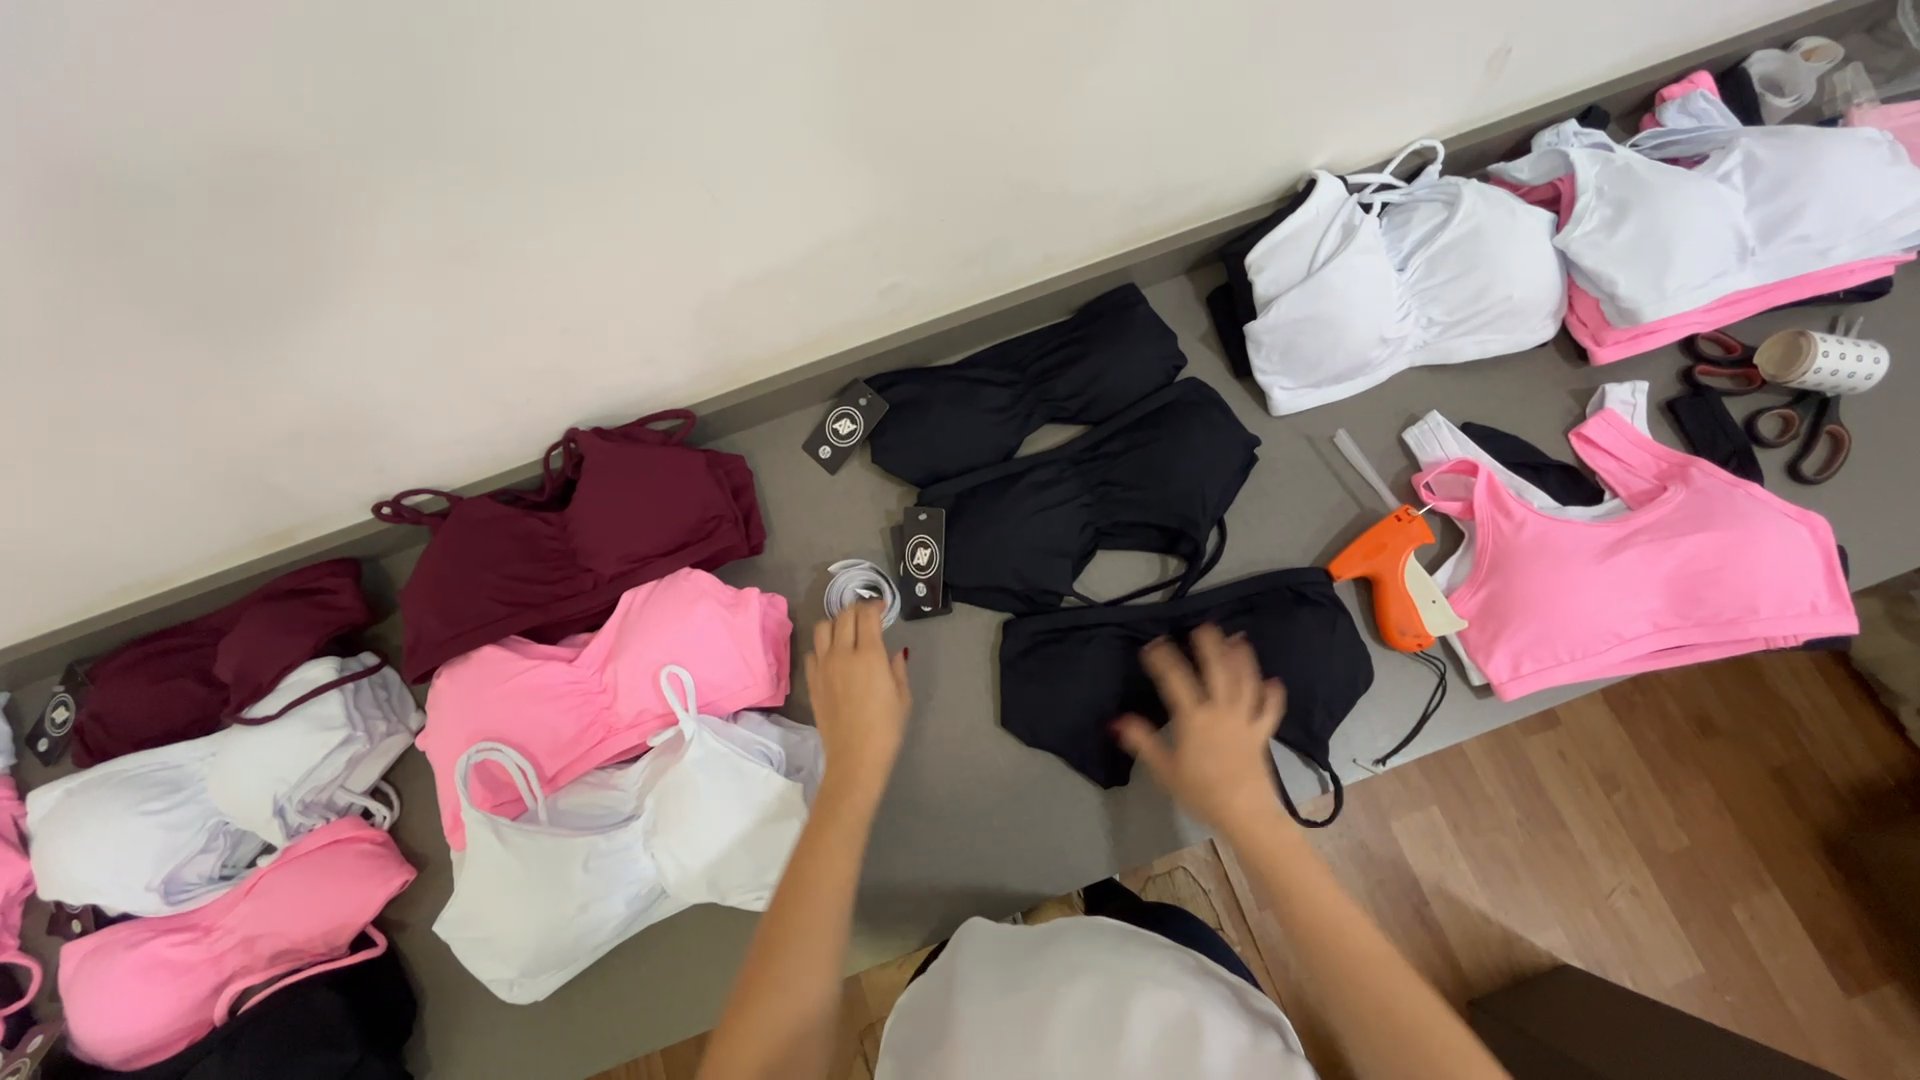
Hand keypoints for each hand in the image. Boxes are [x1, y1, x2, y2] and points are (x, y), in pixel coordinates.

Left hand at [805, 601, 910, 801]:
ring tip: (847, 631)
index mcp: (869, 654)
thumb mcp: (903, 696)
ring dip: (836, 623)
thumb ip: (897, 668)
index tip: (883, 608)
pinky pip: (812, 652)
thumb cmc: (886, 728)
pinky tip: (832, 655)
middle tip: (868, 616)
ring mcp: (823, 666)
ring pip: (823, 628)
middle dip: (857, 610)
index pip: (867, 614)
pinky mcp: (811, 680)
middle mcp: (842, 653)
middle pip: (844, 616)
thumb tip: (893, 652)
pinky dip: (822, 646)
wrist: (855, 757)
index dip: (875, 605)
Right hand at [1113, 625, 1289, 835]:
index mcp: (1194, 718)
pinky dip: (1273, 694)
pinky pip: (1270, 710)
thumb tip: (1118, 720)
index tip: (1154, 643)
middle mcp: (1221, 711)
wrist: (1244, 813)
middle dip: (1210, 646)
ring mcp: (1245, 720)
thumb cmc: (1200, 792)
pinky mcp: (1263, 733)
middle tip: (1204, 627)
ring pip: (1245, 682)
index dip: (1163, 659)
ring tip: (1238, 639)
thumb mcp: (1164, 769)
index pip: (1175, 680)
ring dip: (1242, 659)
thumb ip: (1143, 741)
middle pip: (1217, 671)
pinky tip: (1274, 681)